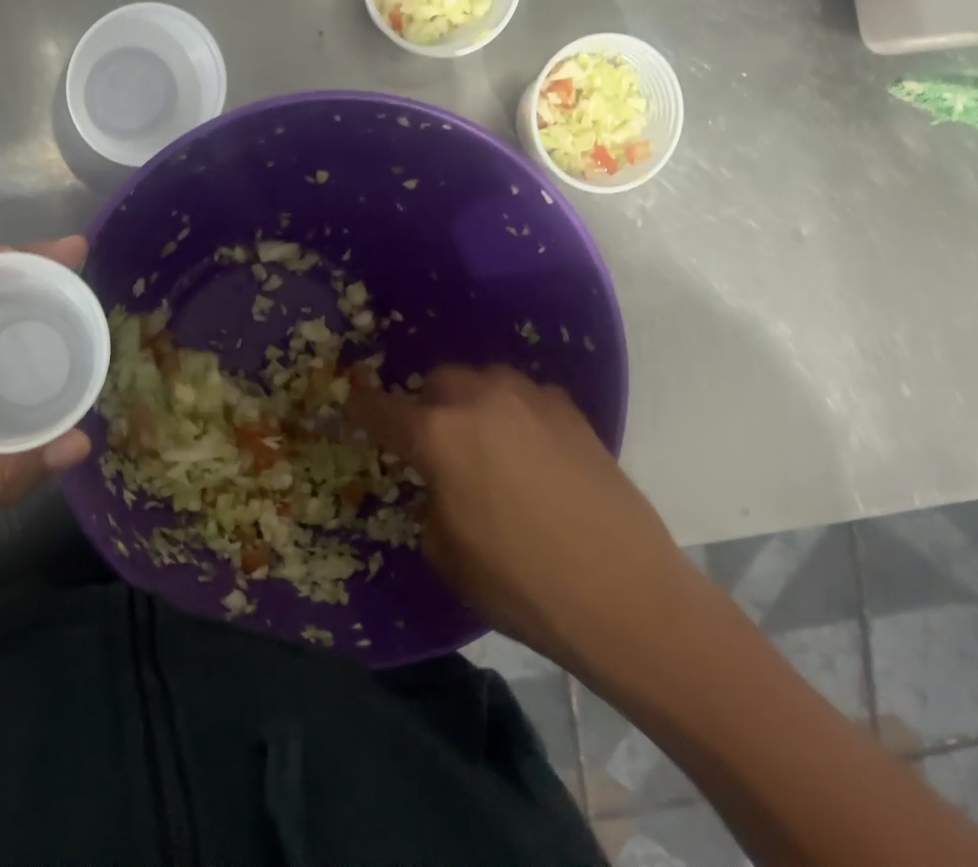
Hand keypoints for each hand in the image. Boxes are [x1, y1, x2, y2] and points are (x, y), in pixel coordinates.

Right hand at [348, 365, 698, 666]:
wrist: (625, 597)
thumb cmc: (517, 582)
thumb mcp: (443, 552)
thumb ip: (430, 504)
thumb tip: (442, 491)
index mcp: (436, 436)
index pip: (382, 408)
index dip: (362, 408)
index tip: (352, 408)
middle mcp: (483, 404)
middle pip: (439, 380)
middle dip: (425, 403)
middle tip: (426, 439)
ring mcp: (536, 406)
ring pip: (488, 380)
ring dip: (472, 400)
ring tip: (478, 437)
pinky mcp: (580, 421)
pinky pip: (531, 398)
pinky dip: (516, 413)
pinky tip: (525, 448)